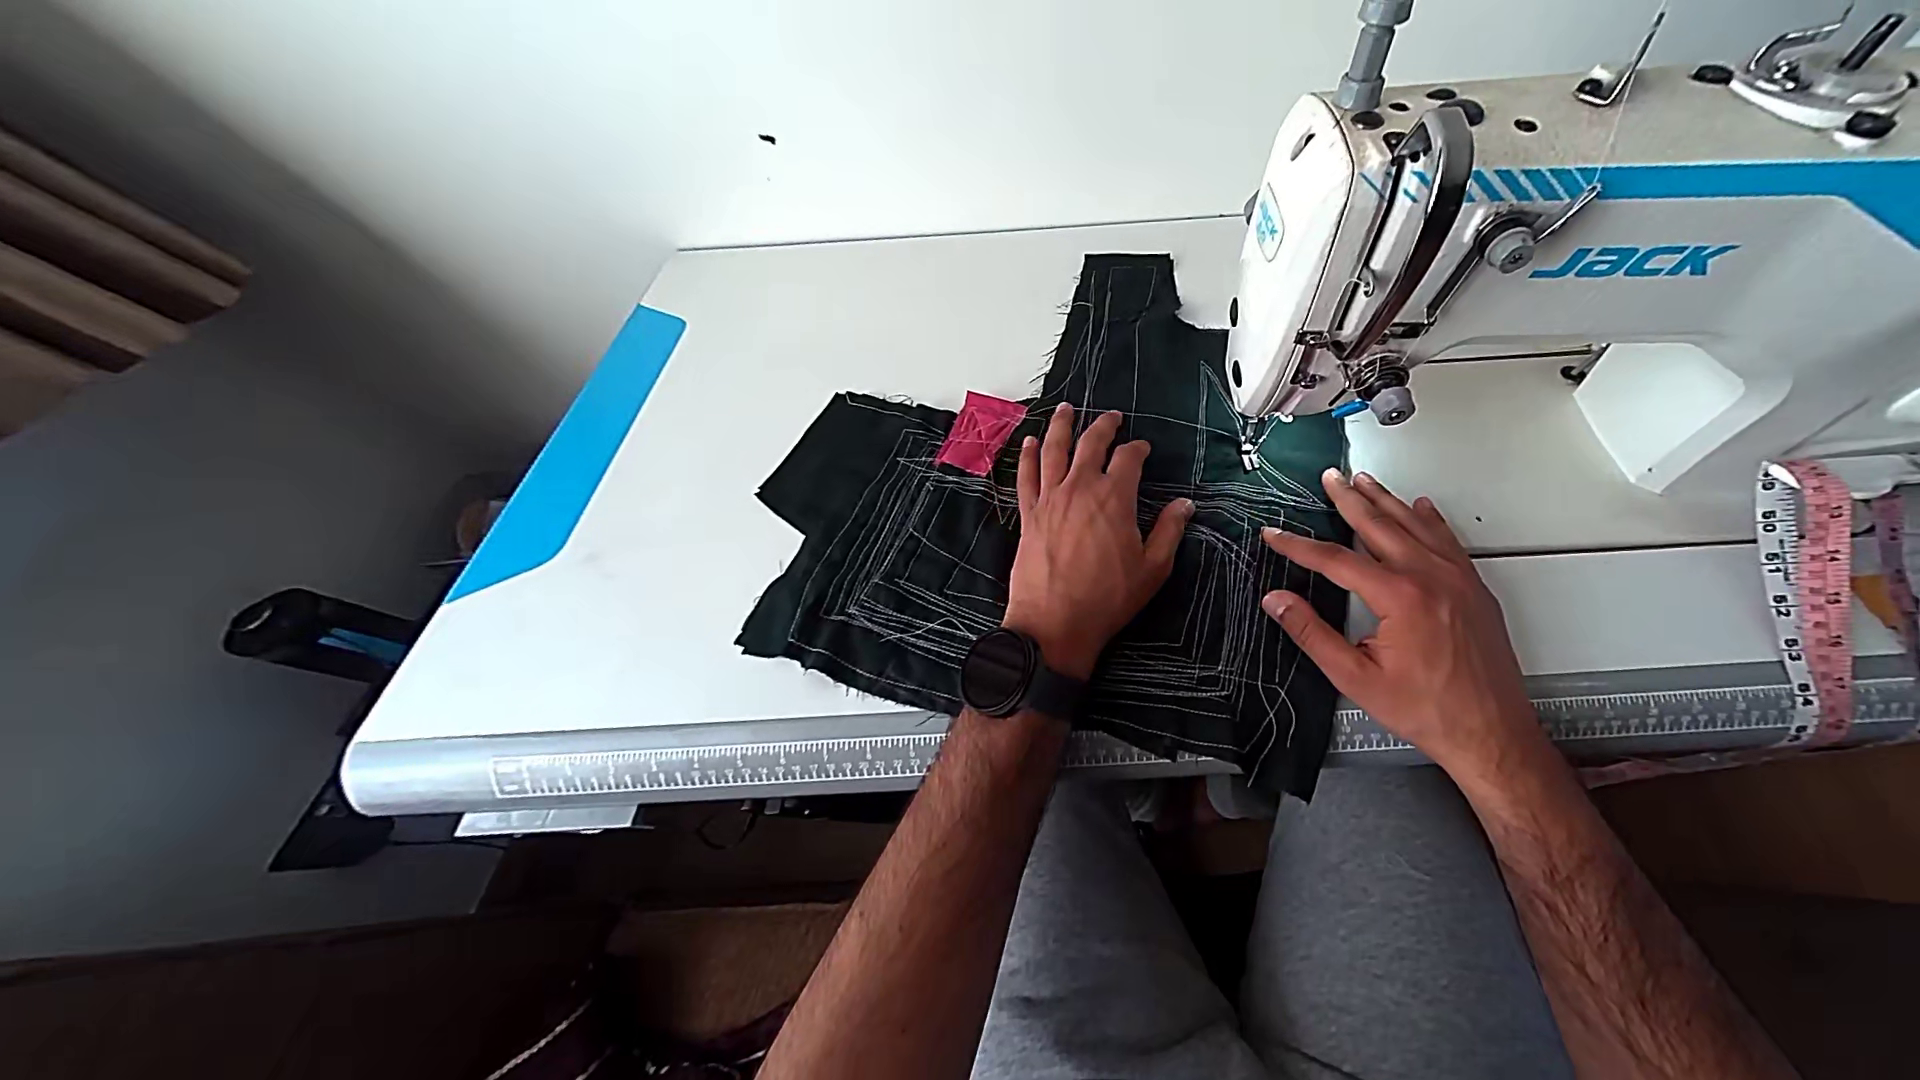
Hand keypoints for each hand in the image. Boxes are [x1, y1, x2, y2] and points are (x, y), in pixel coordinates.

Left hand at [1003, 403, 1193, 678]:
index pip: (1128, 458)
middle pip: (1090, 444)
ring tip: (1066, 410)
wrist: (1054, 623)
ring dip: (1061, 426)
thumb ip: (1169, 531)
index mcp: (1114, 498)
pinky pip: (1026, 476)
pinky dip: (1027, 456)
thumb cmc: (1106, 599)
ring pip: (1053, 450)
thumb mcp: (1152, 569)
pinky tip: (1029, 443)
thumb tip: (1184, 506)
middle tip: (1111, 417)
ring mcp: (1050, 500)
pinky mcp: (1028, 515)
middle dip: (1103, 426)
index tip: (1142, 449)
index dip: (1137, 449)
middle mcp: (1080, 489)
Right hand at [1258, 468, 1546, 785]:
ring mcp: (1459, 581)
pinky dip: (1429, 520)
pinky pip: (1448, 541)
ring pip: (1415, 526)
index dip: (1299, 546)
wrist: (1493, 734)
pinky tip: (1420, 507)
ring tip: (1363, 481)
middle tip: (1329, 477)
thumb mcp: (1354, 677)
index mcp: (1401, 598)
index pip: (1336, 560)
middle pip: (1380, 526)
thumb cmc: (1428, 710)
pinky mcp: (1474, 590)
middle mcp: (1433, 580)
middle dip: (1348, 499)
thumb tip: (1277, 602)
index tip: (1275, 535)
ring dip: (1385, 500)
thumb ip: (1311, 633)